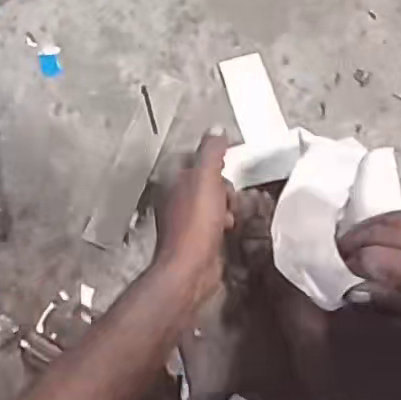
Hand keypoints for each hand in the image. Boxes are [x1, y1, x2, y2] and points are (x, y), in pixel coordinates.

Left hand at [152, 132, 234, 295]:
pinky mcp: (197, 236)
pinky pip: (216, 220)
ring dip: (226, 203)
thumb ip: (211, 152)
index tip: (228, 157)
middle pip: (205, 178)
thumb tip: (217, 131)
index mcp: (171, 179)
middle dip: (222, 183)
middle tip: (227, 191)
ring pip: (212, 199)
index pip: (193, 155)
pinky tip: (229, 227)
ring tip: (229, 211)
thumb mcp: (206, 179)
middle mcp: (174, 197)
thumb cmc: (194, 227)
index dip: (212, 155)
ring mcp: (185, 218)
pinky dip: (225, 221)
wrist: (191, 269)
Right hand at [338, 210, 400, 323]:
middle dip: (355, 238)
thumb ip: (398, 303)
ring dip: (375, 225)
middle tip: (334, 250)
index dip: (351, 263)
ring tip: (355, 239)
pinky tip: (391, 233)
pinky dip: (400, 220)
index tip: (333, 270)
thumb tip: (358, 289)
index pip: (376, 255)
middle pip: (384, 227)